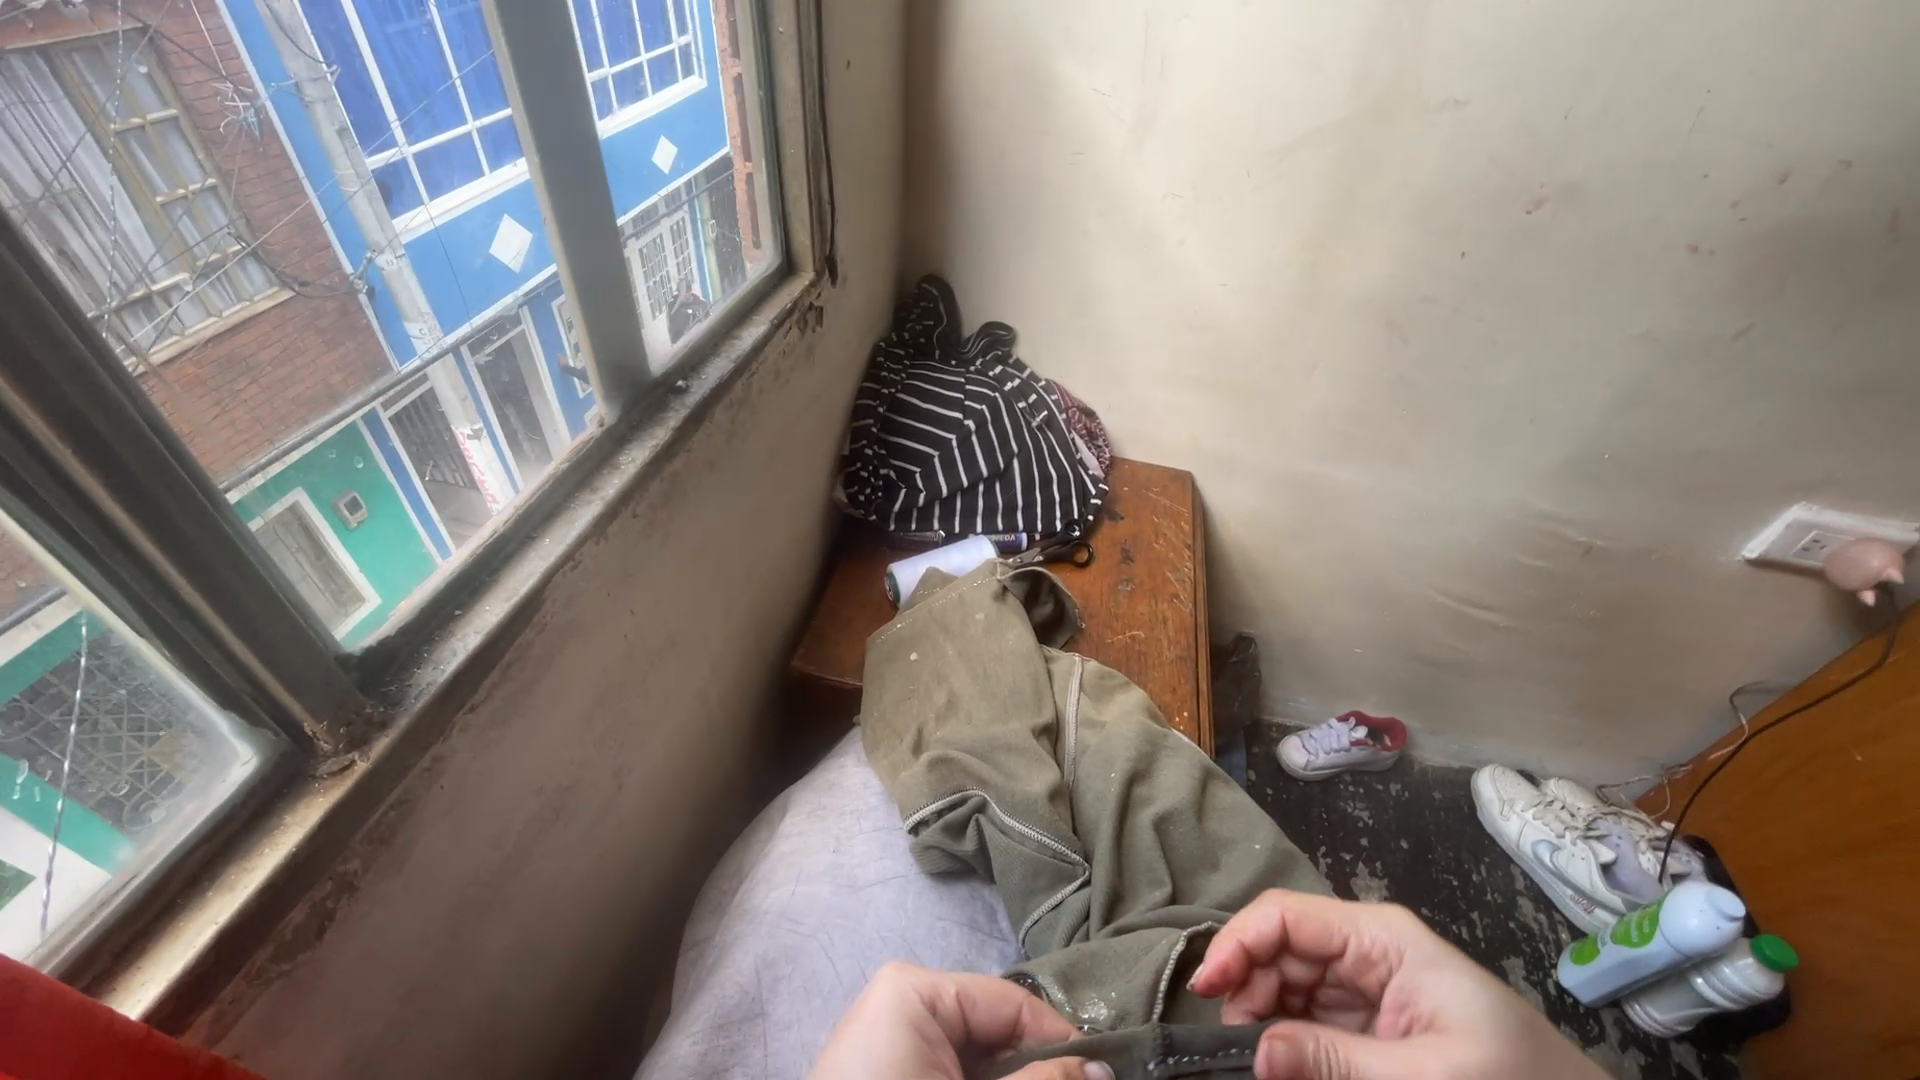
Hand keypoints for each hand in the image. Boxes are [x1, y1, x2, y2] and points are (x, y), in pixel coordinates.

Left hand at [808, 962, 1112, 1079]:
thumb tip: (1101, 1068)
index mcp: (915, 990)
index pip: (1011, 1002)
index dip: (1061, 1040)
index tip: (1103, 1075)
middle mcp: (900, 1001)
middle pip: (993, 1030)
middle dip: (1034, 1069)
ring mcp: (888, 1039)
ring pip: (973, 1057)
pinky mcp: (884, 1071)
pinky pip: (943, 1071)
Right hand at [1189, 890, 1607, 1079]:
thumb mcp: (1428, 1077)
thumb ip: (1336, 1061)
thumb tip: (1252, 1051)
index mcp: (1379, 937)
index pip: (1285, 916)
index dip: (1237, 942)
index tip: (1205, 991)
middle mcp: (1364, 949)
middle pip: (1279, 950)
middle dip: (1248, 989)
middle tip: (1233, 1047)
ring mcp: (1365, 986)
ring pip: (1286, 985)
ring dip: (1263, 1018)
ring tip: (1256, 1059)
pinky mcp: (1368, 1022)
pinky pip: (1309, 1018)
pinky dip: (1287, 1038)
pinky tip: (1284, 1061)